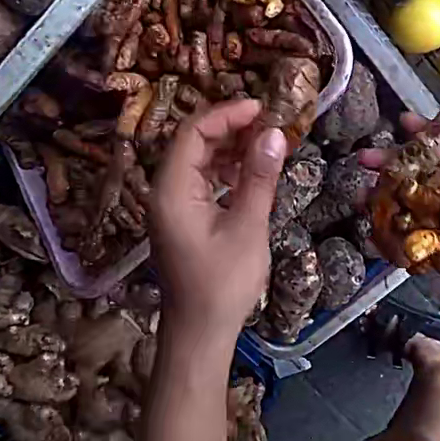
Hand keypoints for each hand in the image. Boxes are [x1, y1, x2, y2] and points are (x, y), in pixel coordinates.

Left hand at [150, 100, 287, 345]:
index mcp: (172, 191)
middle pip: (194, 143)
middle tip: (270, 124)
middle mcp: (165, 192)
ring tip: (267, 145)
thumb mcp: (248, 227)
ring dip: (232, 148)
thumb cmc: (223, 284)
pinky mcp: (185, 219)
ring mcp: (173, 206)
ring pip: (200, 161)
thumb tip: (273, 134)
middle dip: (231, 129)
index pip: (193, 133)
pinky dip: (227, 170)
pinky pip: (203, 181)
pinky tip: (252, 173)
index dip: (227, 114)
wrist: (201, 333)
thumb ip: (259, 178)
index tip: (262, 108)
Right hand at [360, 113, 439, 332]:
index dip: (429, 135)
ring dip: (385, 202)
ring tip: (359, 198)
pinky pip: (412, 245)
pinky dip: (392, 240)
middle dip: (393, 167)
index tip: (404, 122)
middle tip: (364, 158)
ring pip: (411, 209)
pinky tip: (371, 234)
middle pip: (422, 178)